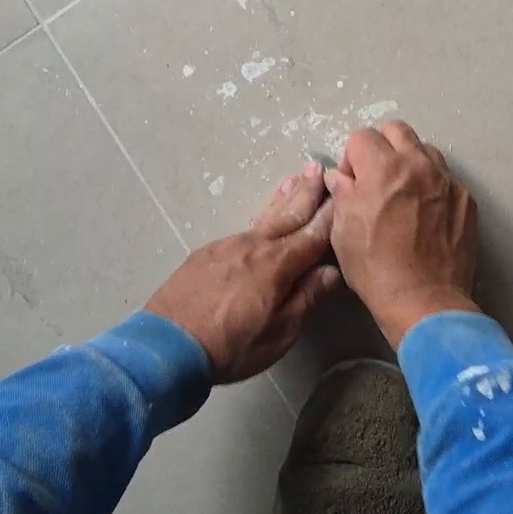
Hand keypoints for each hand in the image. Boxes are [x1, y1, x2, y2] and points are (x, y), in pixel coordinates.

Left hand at [147, 161, 344, 383]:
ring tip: (293, 180)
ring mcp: (227, 246)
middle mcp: (253, 246)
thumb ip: (305, 299)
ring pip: (262, 218)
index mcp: (277, 266)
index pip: (313, 234)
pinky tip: (259, 219)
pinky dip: (258, 218)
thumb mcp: (278, 334)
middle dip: (306, 192)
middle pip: (287, 214)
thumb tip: (331, 272)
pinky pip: (241, 229)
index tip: (345, 194)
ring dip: (282, 199)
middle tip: (319, 167)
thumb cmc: (230, 346)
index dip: (331, 215)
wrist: (167, 346)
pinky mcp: (206, 254)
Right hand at [324, 120, 478, 348]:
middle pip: (397, 130)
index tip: (350, 184)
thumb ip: (342, 194)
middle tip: (374, 179)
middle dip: (380, 148)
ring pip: (425, 150)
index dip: (350, 159)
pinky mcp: (466, 200)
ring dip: (409, 163)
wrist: (425, 300)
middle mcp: (419, 164)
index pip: (361, 137)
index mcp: (384, 168)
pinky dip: (431, 186)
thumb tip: (341, 177)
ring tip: (402, 194)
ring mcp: (448, 181)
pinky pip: (445, 178)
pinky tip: (424, 214)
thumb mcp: (343, 232)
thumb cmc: (376, 269)